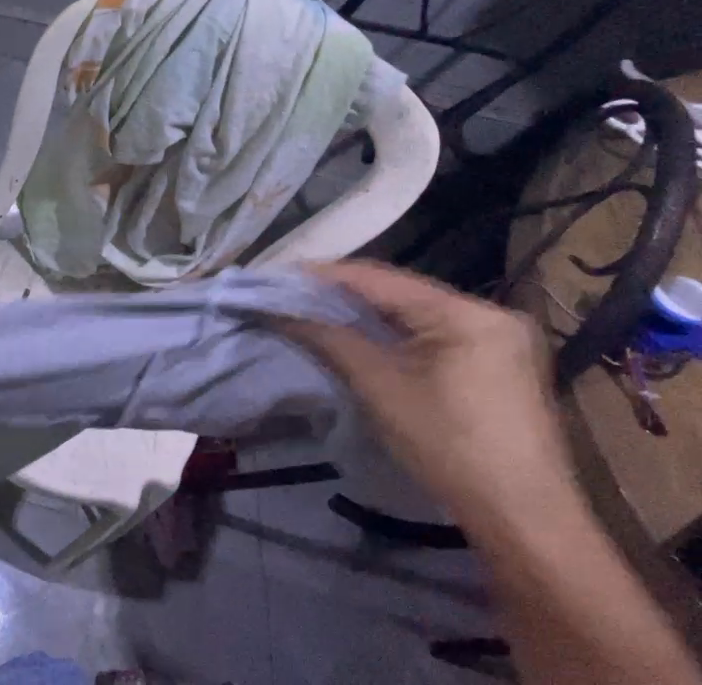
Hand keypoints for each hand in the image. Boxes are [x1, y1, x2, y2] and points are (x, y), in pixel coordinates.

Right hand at [278, 261, 581, 529]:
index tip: (270, 280)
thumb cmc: (448, 444)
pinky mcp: (494, 362)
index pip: (377, 278)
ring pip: (409, 312)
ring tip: (306, 313)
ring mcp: (497, 339)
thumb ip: (326, 337)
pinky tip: (352, 337)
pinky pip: (427, 332)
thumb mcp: (378, 385)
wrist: (522, 515)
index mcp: (466, 313)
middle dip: (336, 293)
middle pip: (395, 292)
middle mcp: (488, 314)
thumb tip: (274, 309)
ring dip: (358, 313)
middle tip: (283, 297)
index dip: (318, 276)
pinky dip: (386, 332)